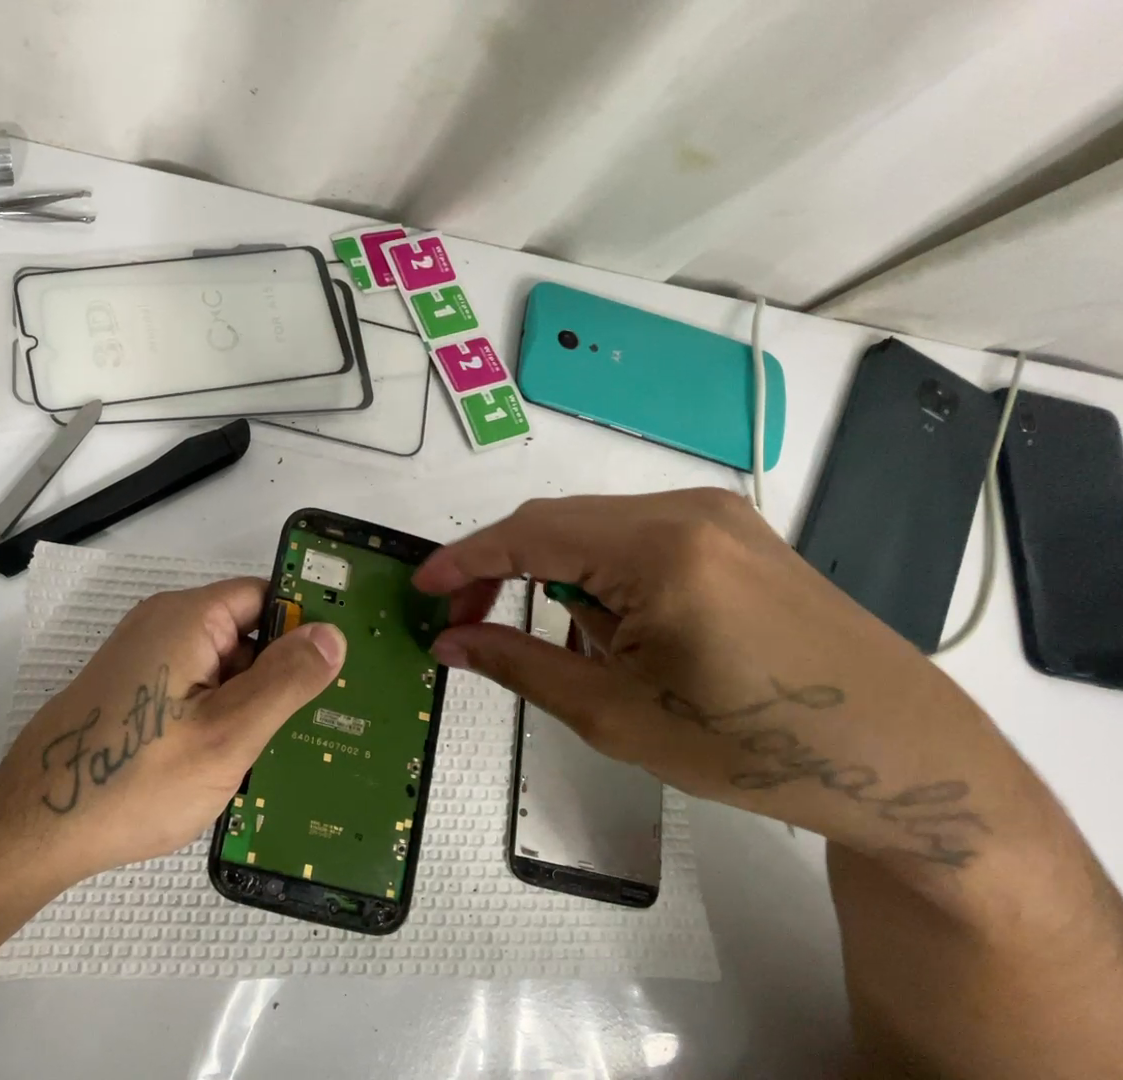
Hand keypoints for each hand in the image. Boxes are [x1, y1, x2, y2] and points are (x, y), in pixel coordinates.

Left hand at [0, 579, 346, 882]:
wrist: (39, 824)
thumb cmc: (136, 780)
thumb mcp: (227, 734)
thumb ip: (284, 681)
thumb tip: (333, 634)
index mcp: (186, 618)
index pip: (265, 596)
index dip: (306, 625)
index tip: (348, 665)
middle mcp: (161, 625)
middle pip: (243, 631)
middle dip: (282, 671)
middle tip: (327, 720)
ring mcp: (142, 660)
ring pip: (219, 666)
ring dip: (251, 700)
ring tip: (296, 746)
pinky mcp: (131, 692)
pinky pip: (192, 688)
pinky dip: (219, 714)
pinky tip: (242, 758)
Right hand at [413, 488, 1054, 877]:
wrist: (907, 762)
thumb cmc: (753, 747)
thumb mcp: (616, 713)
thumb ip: (517, 664)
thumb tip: (446, 642)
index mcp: (659, 550)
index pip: (527, 536)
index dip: (462, 560)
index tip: (417, 589)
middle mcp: (686, 510)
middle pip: (556, 523)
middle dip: (500, 568)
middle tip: (464, 621)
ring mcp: (719, 516)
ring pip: (592, 528)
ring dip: (549, 574)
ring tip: (550, 641)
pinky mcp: (738, 534)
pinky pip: (635, 536)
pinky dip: (596, 574)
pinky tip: (608, 626)